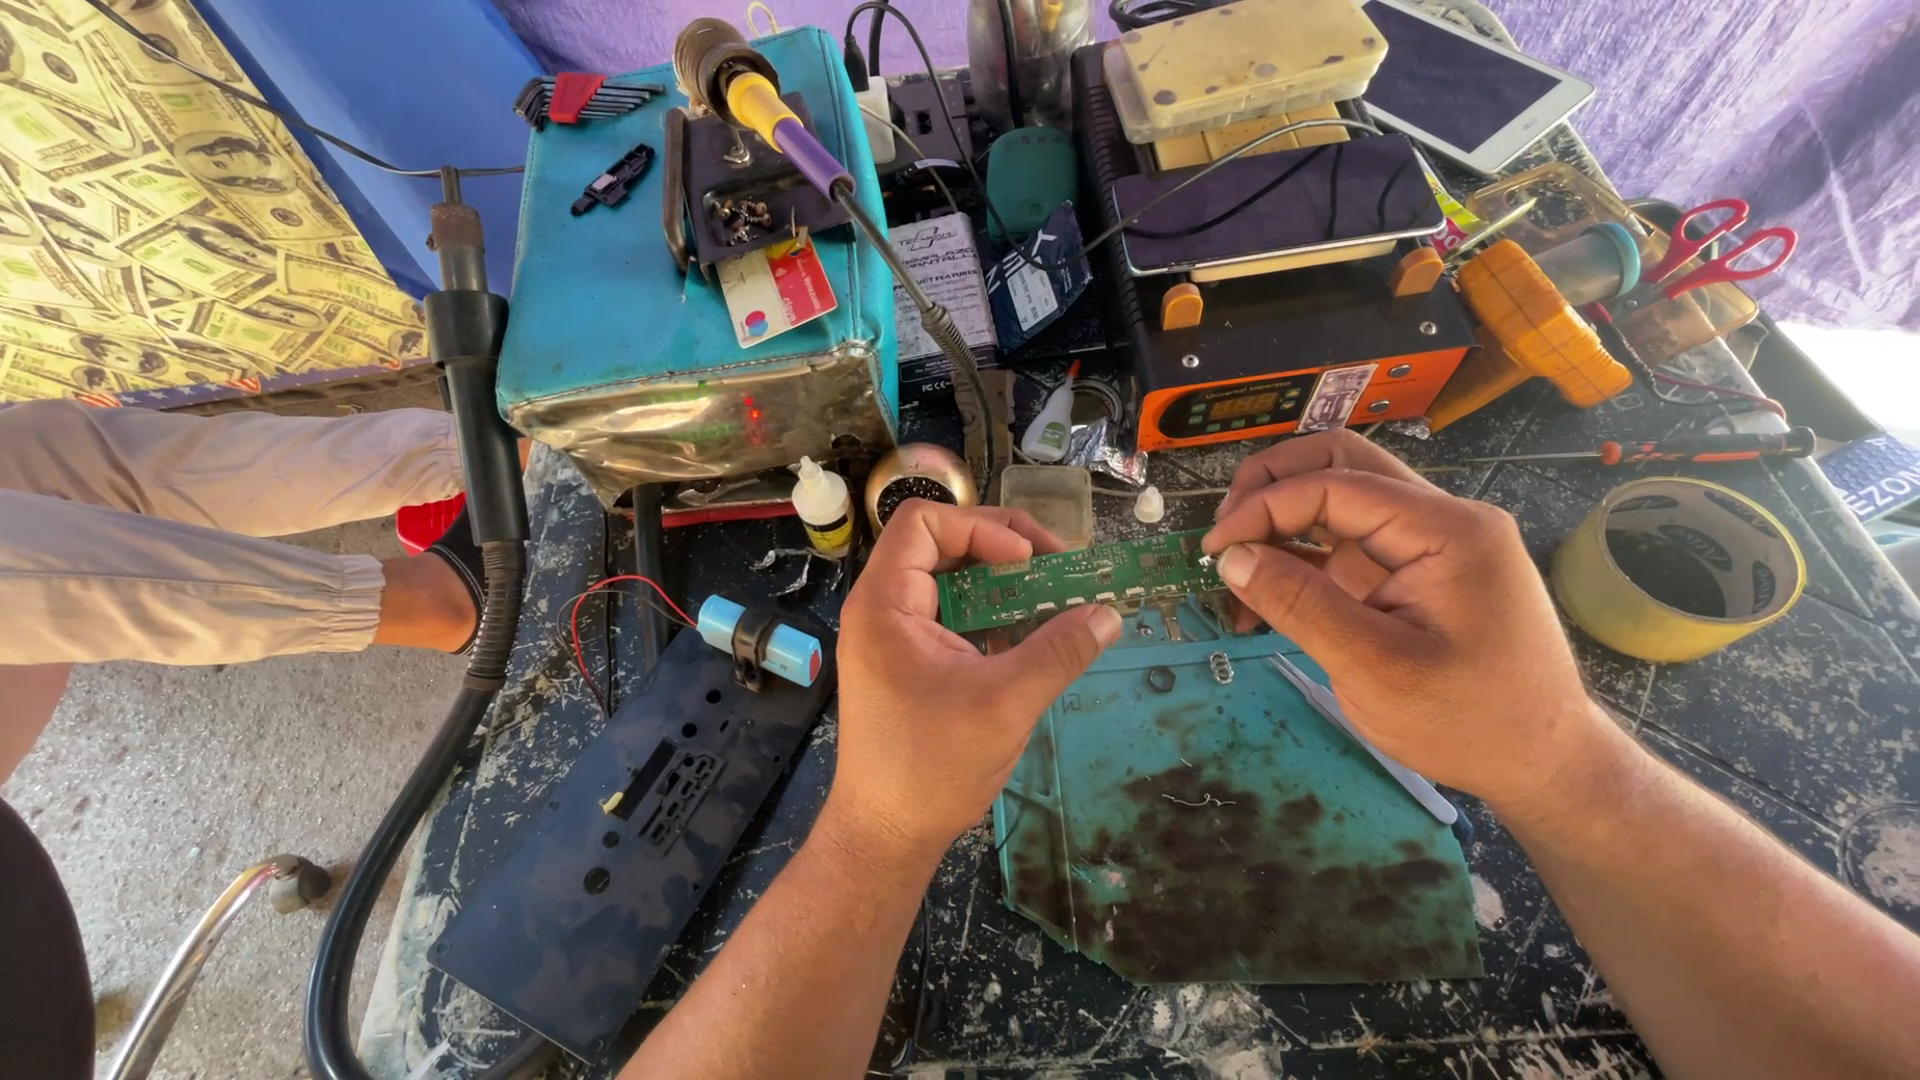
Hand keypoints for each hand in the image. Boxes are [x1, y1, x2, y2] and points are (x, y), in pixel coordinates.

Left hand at [828, 500, 1122, 865]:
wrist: (886, 834)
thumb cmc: (931, 767)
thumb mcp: (1005, 704)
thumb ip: (1058, 653)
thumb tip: (1109, 615)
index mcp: (885, 604)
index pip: (923, 523)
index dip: (981, 528)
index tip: (1028, 561)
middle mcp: (883, 610)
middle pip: (941, 548)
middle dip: (1003, 553)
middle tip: (1056, 571)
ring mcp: (896, 638)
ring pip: (953, 586)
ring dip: (1004, 589)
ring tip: (1054, 603)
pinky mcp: (912, 664)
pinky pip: (954, 620)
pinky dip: (993, 621)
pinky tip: (1032, 640)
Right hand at [1202, 430, 1621, 817]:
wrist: (1539, 765)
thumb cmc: (1469, 720)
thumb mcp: (1375, 668)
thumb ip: (1300, 605)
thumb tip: (1232, 558)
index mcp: (1445, 529)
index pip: (1335, 485)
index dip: (1265, 507)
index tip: (1215, 549)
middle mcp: (1435, 521)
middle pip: (1339, 465)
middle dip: (1270, 487)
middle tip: (1225, 531)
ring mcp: (1417, 546)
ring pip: (1333, 500)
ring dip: (1276, 523)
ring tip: (1234, 569)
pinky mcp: (1400, 574)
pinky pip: (1336, 546)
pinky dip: (1292, 562)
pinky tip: (1258, 599)